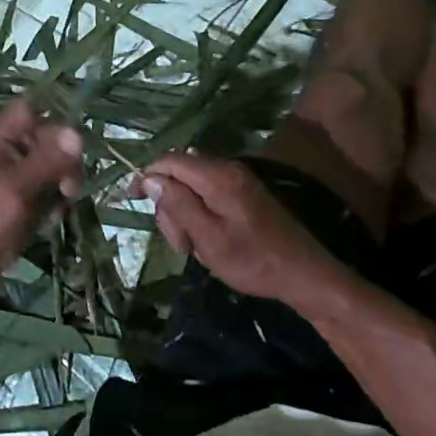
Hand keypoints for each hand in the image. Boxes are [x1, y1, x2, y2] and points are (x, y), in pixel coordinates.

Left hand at [0, 98, 83, 281]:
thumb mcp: (18, 187)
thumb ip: (48, 160)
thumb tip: (78, 134)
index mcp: (2, 135)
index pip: (34, 106)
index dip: (55, 117)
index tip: (74, 141)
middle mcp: (15, 146)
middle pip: (55, 135)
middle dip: (67, 160)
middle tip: (67, 187)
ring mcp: (25, 169)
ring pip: (61, 161)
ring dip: (65, 183)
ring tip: (57, 204)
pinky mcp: (33, 191)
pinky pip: (58, 184)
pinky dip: (58, 199)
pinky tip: (50, 216)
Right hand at [134, 152, 348, 308]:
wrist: (304, 274)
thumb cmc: (253, 260)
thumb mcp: (208, 238)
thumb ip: (178, 204)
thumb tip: (150, 178)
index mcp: (218, 176)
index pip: (169, 161)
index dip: (146, 176)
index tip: (131, 199)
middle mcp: (227, 169)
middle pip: (179, 174)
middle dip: (170, 206)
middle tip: (181, 243)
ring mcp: (237, 181)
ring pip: (191, 187)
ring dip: (185, 216)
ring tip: (196, 248)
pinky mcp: (244, 194)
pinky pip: (208, 195)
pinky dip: (199, 216)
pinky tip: (208, 241)